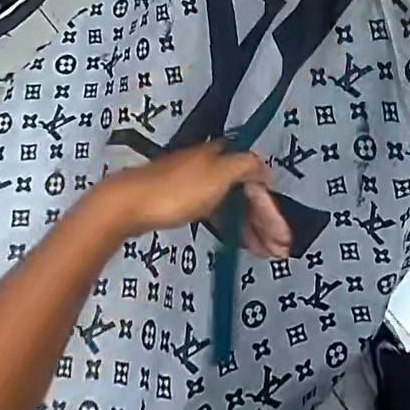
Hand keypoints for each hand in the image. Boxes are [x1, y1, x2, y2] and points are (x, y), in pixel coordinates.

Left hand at [83, 145, 291, 256]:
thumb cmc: (177, 190)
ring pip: (234, 207)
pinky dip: (232, 229)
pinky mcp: (184, 201)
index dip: (272, 211)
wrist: (126, 204)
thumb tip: (265, 170)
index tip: (283, 237)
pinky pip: (219, 214)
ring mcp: (199, 185)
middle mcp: (215, 167)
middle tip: (278, 251)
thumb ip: (248, 167)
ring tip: (265, 254)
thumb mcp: (220, 173)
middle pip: (248, 196)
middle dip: (265, 224)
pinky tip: (241, 243)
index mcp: (225, 156)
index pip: (258, 184)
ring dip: (252, 231)